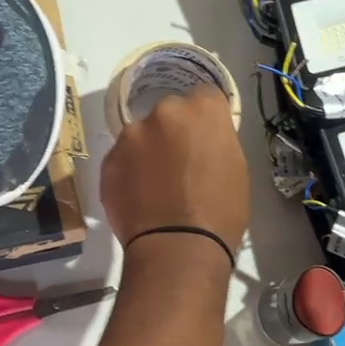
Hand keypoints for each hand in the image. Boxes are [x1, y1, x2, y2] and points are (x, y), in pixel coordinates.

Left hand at [101, 87, 247, 252]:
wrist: (177, 248)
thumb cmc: (220, 212)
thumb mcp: (236, 168)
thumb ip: (217, 141)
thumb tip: (203, 141)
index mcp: (202, 110)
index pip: (205, 97)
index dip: (206, 121)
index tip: (206, 142)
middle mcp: (163, 113)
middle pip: (169, 114)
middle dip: (174, 133)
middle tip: (180, 166)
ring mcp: (130, 137)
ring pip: (141, 137)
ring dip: (148, 152)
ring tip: (156, 187)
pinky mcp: (108, 162)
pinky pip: (122, 160)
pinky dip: (130, 173)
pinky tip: (139, 199)